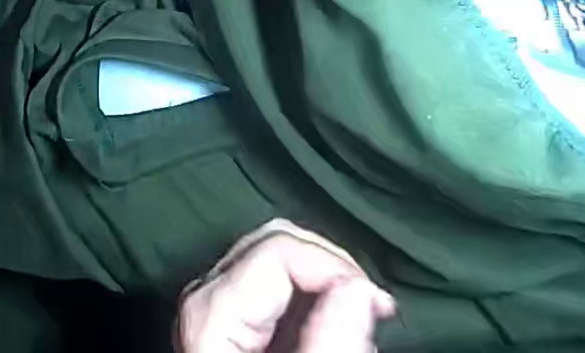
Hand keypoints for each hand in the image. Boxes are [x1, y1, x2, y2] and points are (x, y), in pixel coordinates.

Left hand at [176, 219, 396, 352]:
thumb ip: (329, 345)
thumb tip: (362, 289)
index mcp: (209, 311)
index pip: (278, 249)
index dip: (334, 266)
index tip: (382, 305)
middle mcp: (202, 296)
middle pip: (272, 242)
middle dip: (329, 265)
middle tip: (375, 307)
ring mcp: (210, 306)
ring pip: (272, 257)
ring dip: (321, 278)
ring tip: (359, 316)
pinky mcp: (222, 322)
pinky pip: (268, 283)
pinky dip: (306, 292)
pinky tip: (331, 317)